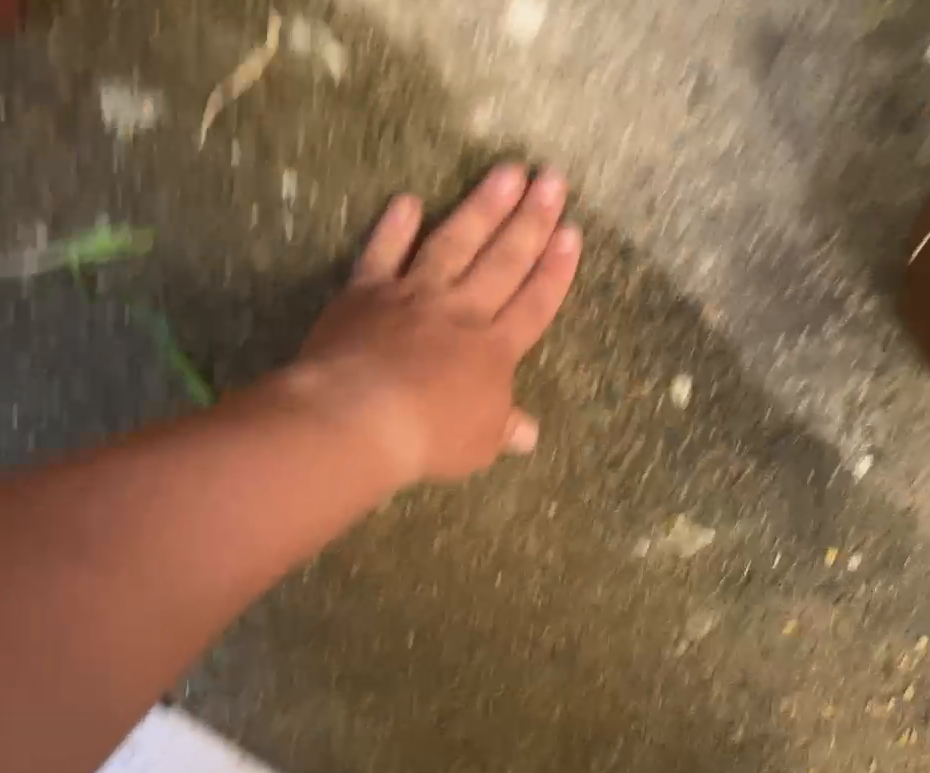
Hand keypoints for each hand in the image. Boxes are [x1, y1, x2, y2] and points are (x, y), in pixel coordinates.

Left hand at [282, 164, 581, 482]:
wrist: (358, 418)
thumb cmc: (431, 437)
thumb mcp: (480, 444)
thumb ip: (505, 429)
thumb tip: (528, 433)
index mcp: (495, 349)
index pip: (534, 302)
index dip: (556, 269)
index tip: (572, 233)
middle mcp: (461, 311)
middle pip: (504, 260)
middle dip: (532, 219)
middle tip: (552, 180)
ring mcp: (413, 295)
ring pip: (455, 242)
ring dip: (483, 206)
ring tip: (507, 171)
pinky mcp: (366, 291)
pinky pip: (382, 252)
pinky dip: (394, 227)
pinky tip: (408, 201)